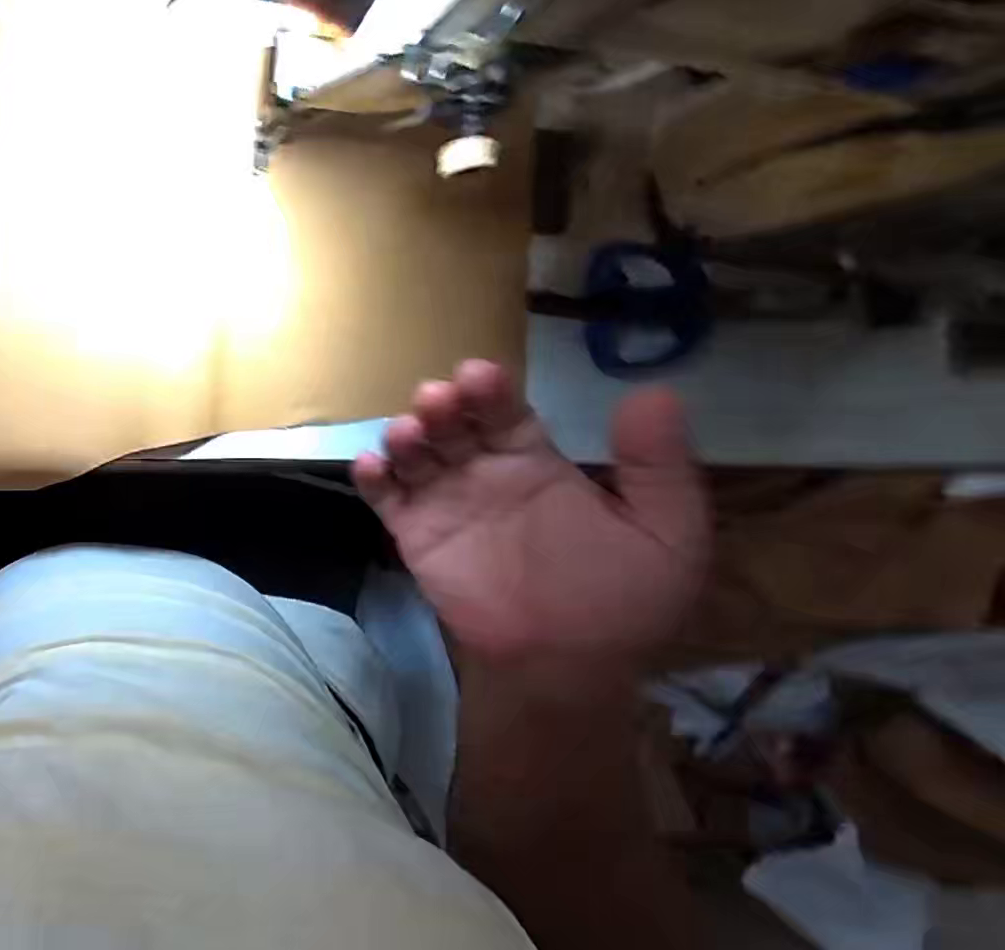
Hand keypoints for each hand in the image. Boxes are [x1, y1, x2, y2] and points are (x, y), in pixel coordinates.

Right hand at [351, 361, 707, 676]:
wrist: (563, 663)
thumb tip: (654, 391)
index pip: (504, 413)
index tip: (479, 373)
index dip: (491, 391)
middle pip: (451, 425)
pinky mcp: (412, 531)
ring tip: (406, 432)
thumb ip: (656, 467)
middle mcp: (481, 472)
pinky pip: (385, 498)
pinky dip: (373, 478)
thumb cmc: (617, 599)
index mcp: (533, 462)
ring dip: (404, 437)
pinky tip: (371, 466)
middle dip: (441, 406)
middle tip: (437, 397)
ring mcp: (442, 500)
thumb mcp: (664, 534)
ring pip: (414, 454)